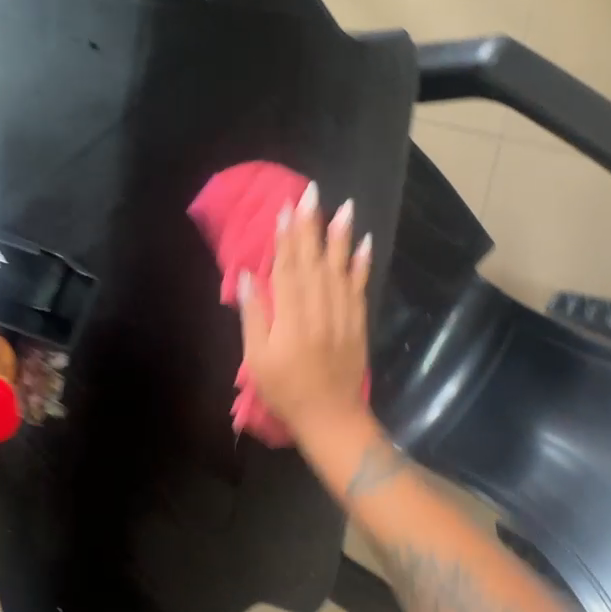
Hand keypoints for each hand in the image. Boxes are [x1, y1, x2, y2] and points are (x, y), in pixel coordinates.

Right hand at [235, 181, 377, 440]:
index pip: (288, 268)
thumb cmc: (285, 390)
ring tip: (344, 207)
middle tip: (312, 193)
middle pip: (315, 260)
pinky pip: (360, 288)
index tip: (285, 208)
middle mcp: (319, 309)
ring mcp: (342, 315)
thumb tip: (247, 277)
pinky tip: (363, 244)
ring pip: (340, 268)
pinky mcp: (357, 323)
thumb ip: (254, 316)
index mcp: (291, 317)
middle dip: (312, 225)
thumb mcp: (257, 358)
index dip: (286, 237)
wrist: (331, 419)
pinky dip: (362, 265)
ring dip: (341, 237)